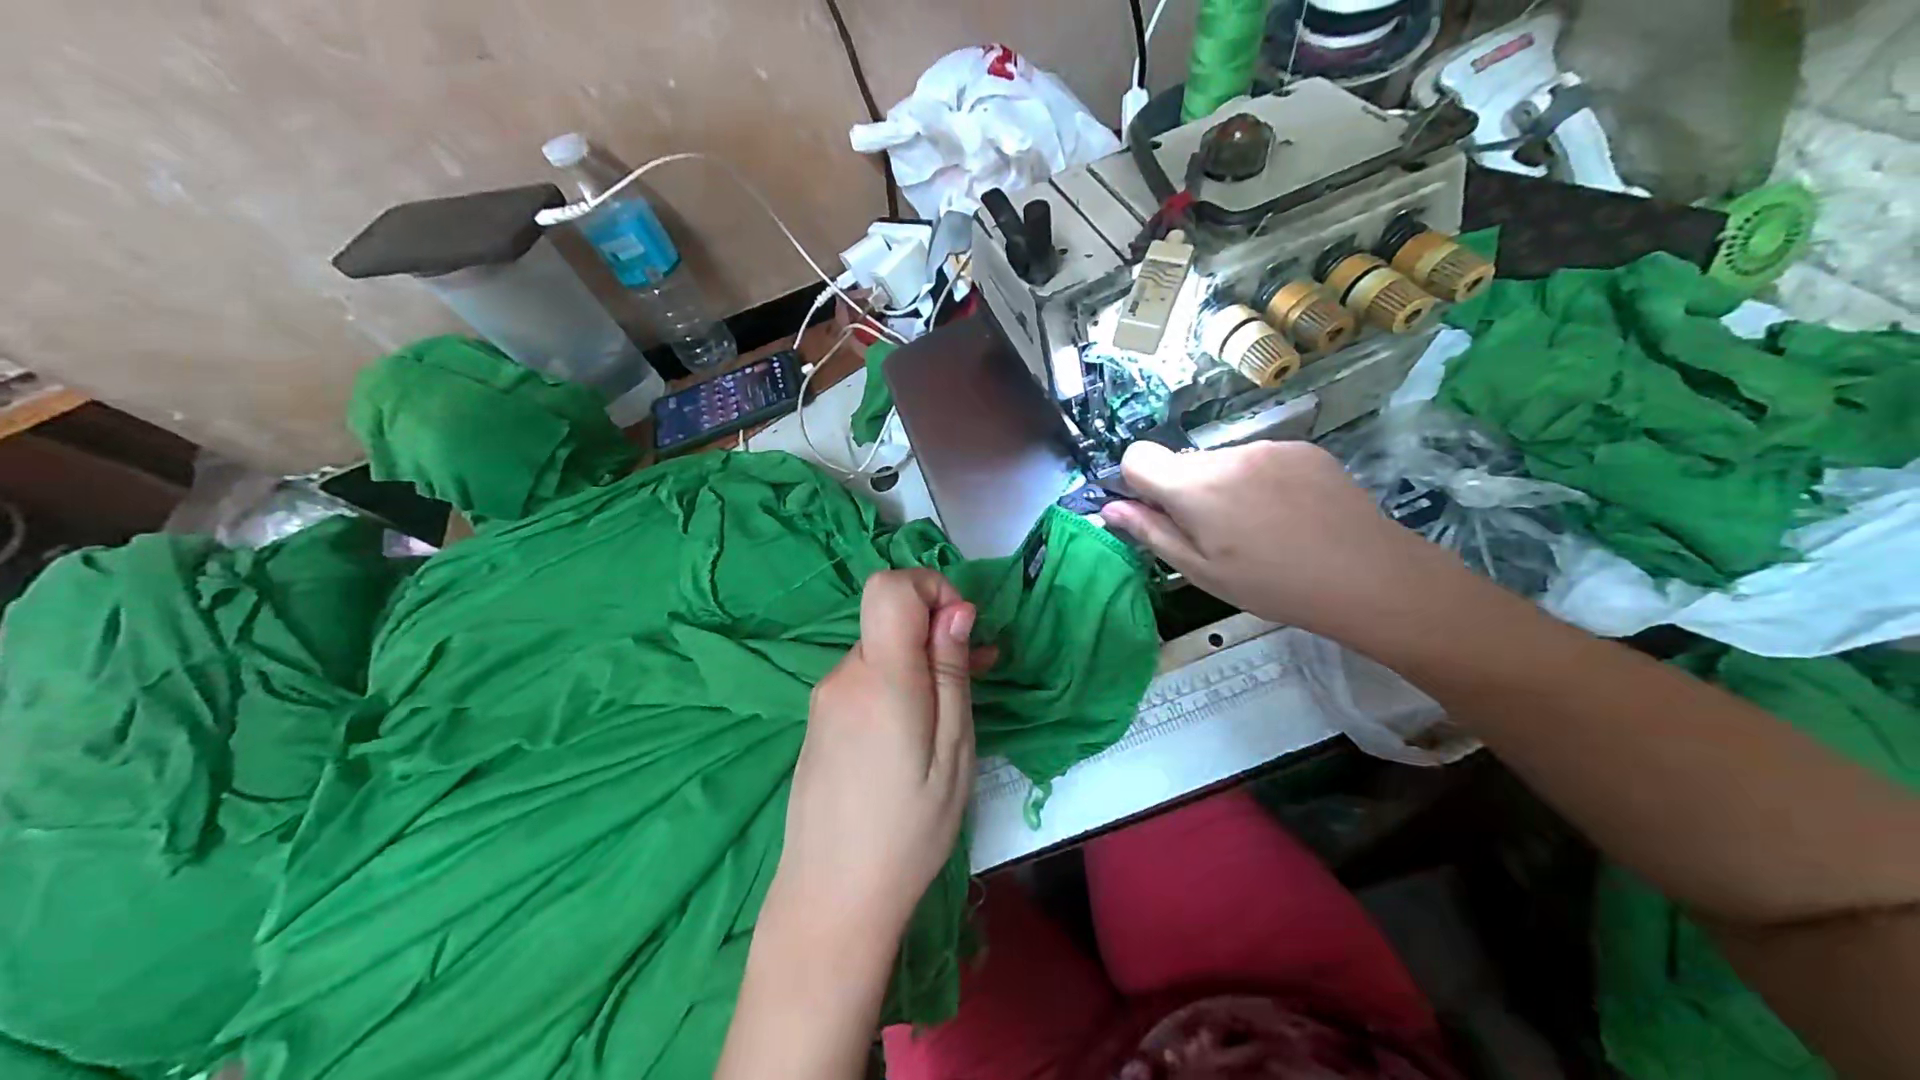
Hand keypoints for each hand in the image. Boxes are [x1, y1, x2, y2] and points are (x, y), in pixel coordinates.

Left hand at [771, 569, 994, 936]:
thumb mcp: (953, 751)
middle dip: (935, 634)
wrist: (831, 898)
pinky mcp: (820, 721)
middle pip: (888, 620)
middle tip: (976, 675)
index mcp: (880, 677)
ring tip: (951, 713)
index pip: (889, 586)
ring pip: (879, 653)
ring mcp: (825, 699)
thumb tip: (956, 609)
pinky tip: (914, 732)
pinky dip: (895, 687)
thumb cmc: (908, 829)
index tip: (961, 631)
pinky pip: (863, 682)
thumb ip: (950, 673)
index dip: (930, 588)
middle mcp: (843, 676)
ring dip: (918, 665)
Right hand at [1099, 440, 1464, 641]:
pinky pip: (1259, 459)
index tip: (1159, 514)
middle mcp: (1226, 455)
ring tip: (1260, 528)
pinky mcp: (1302, 448)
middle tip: (1218, 535)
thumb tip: (1111, 508)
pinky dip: (1260, 481)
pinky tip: (1288, 515)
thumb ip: (1150, 533)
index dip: (1138, 484)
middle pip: (1181, 462)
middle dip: (1185, 491)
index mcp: (1194, 487)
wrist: (1369, 577)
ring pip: (1221, 461)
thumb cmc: (1273, 585)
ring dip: (1224, 486)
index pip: (1137, 457)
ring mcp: (1268, 447)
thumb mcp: (1201, 571)